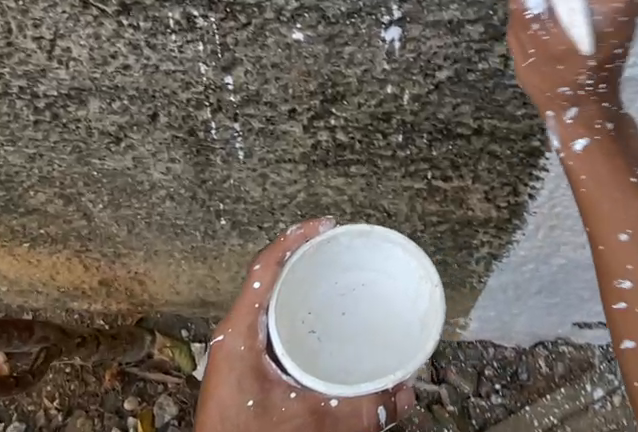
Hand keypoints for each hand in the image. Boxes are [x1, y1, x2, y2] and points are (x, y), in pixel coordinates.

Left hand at [194, 219, 416, 431]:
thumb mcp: (315, 422)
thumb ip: (364, 408)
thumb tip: (404, 391)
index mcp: (238, 332)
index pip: (264, 266)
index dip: (294, 238)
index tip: (325, 225)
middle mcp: (233, 335)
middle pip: (267, 279)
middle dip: (301, 259)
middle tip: (335, 249)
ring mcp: (235, 352)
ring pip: (267, 304)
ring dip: (296, 289)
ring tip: (330, 279)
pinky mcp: (242, 370)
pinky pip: (267, 328)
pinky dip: (292, 317)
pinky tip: (315, 327)